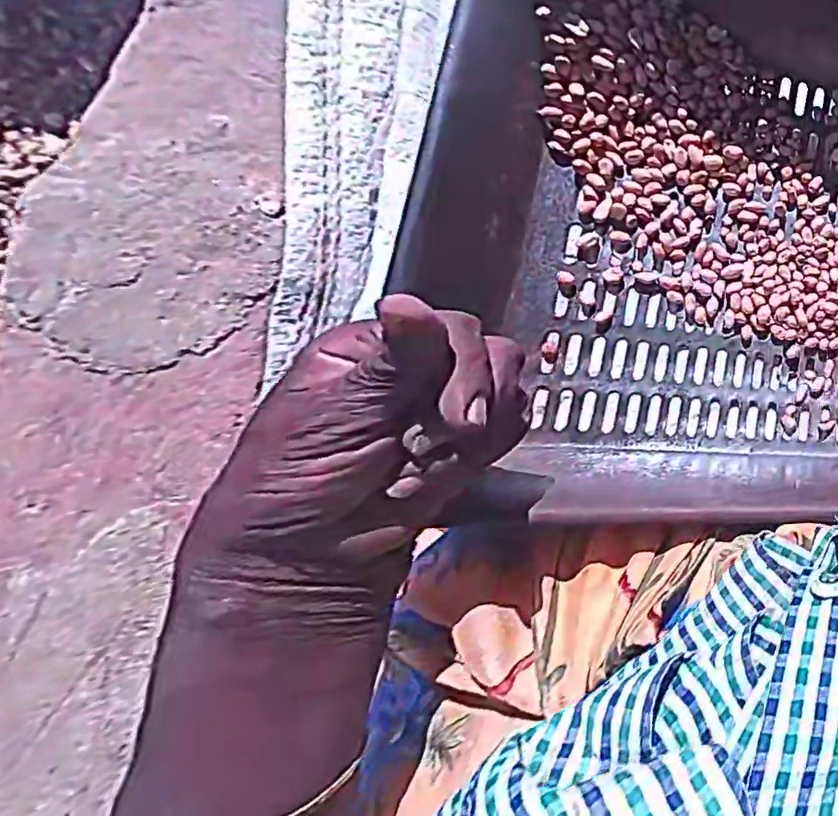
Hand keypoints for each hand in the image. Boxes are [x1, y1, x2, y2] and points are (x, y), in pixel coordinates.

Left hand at [177, 295, 529, 634]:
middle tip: (436, 442)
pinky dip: (490, 447)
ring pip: (512, 387)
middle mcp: (424, 365)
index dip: (463, 367)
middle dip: (473, 401)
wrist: (312, 559)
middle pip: (494, 354)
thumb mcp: (337, 414)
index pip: (455, 329)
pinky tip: (448, 469)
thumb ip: (392, 359)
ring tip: (426, 463)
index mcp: (380, 346)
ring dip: (479, 431)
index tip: (451, 415)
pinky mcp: (478, 434)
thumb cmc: (297, 483)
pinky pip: (517, 420)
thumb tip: (406, 301)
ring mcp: (455, 399)